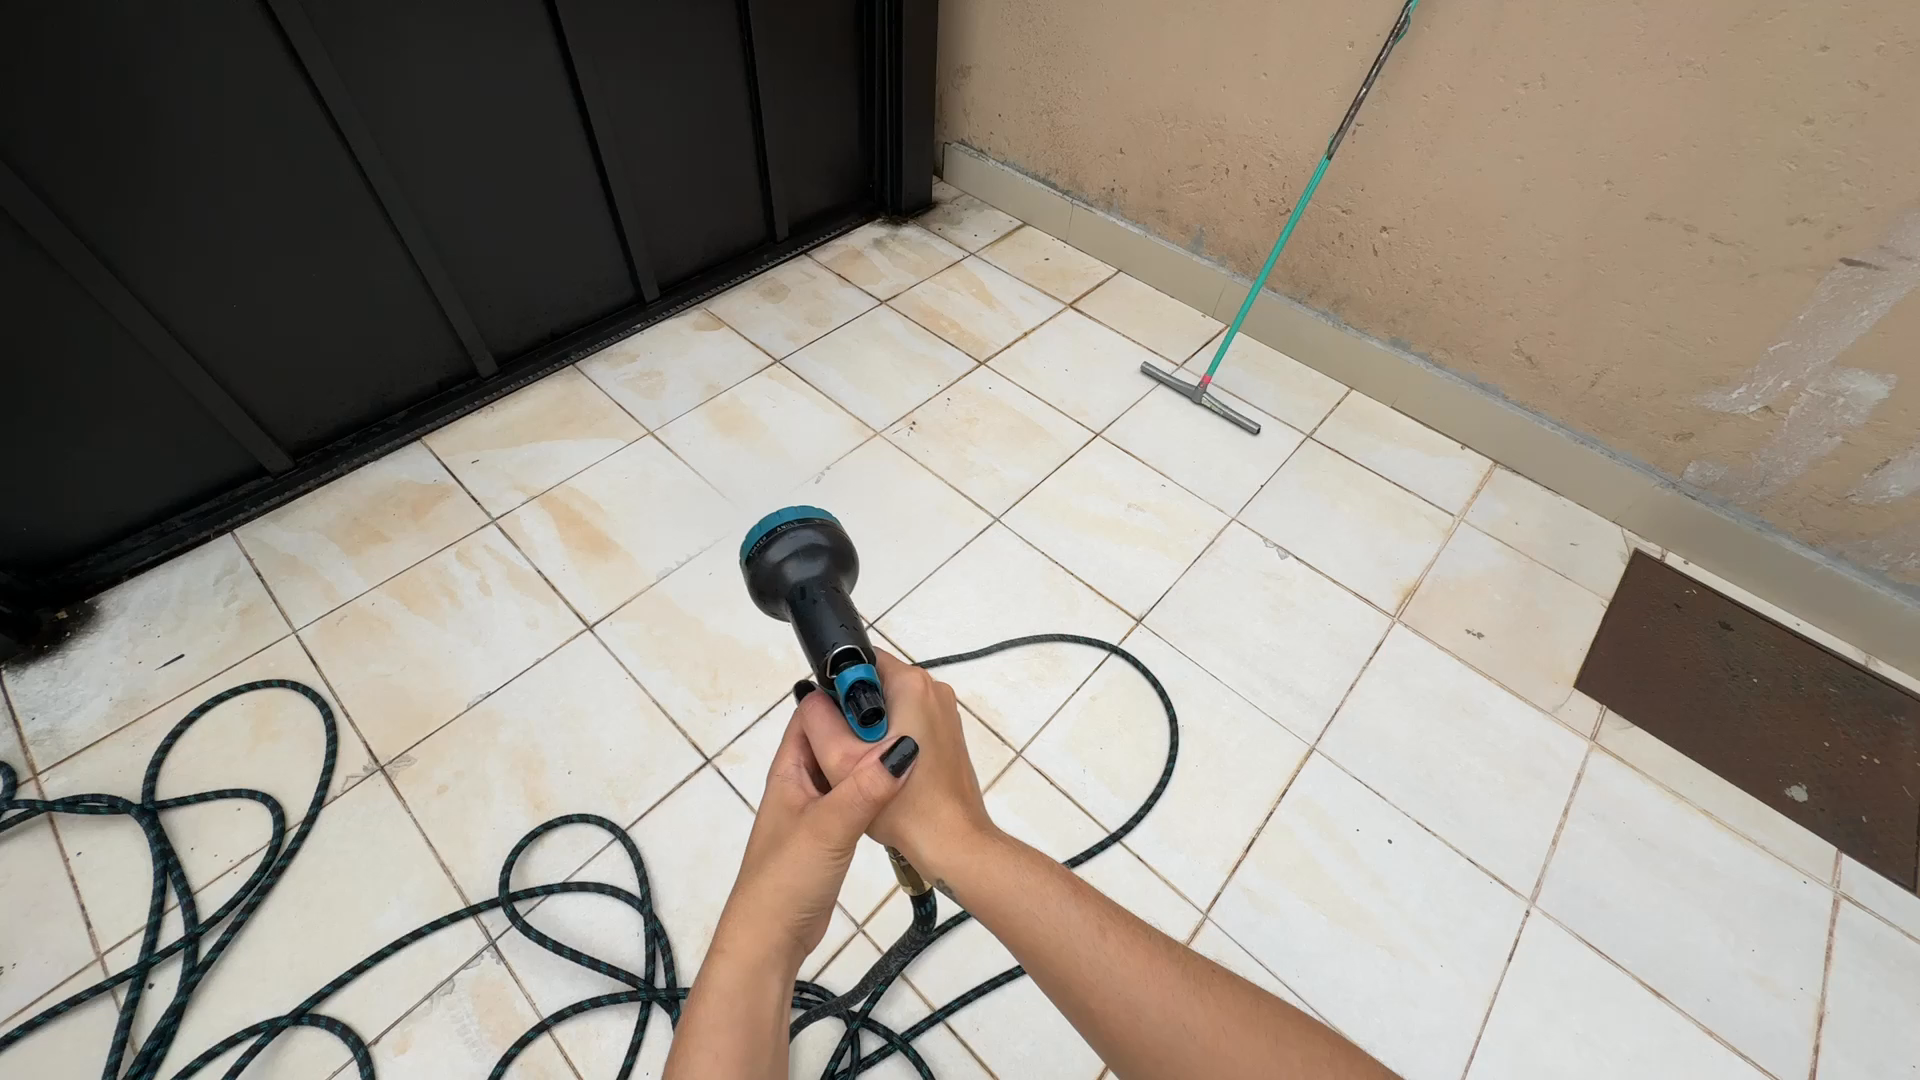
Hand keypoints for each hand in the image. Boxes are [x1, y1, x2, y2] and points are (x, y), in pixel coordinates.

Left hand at [710, 693, 917, 970]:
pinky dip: (873, 787)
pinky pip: (853, 797)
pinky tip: (897, 786)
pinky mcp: (829, 834)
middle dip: (861, 724)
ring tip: (909, 740)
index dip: (839, 694)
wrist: (769, 943)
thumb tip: (907, 747)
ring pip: (845, 770)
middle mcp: (800, 783)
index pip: (812, 714)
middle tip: (904, 709)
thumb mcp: (829, 827)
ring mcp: (814, 810)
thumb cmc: (787, 877)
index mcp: (789, 770)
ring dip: (868, 757)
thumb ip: (867, 788)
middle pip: (832, 740)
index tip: (879, 680)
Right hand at [799, 650, 998, 883]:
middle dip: (853, 711)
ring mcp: (945, 711)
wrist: (952, 841)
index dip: (837, 686)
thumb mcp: (842, 761)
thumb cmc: (901, 802)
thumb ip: (818, 721)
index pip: (862, 661)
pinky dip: (891, 739)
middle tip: (841, 749)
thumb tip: (810, 697)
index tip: (829, 720)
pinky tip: (881, 771)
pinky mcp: (948, 733)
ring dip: (871, 729)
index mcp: (912, 684)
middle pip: (876, 684)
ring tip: (860, 765)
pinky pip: (909, 722)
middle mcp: (933, 688)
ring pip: (891, 706)